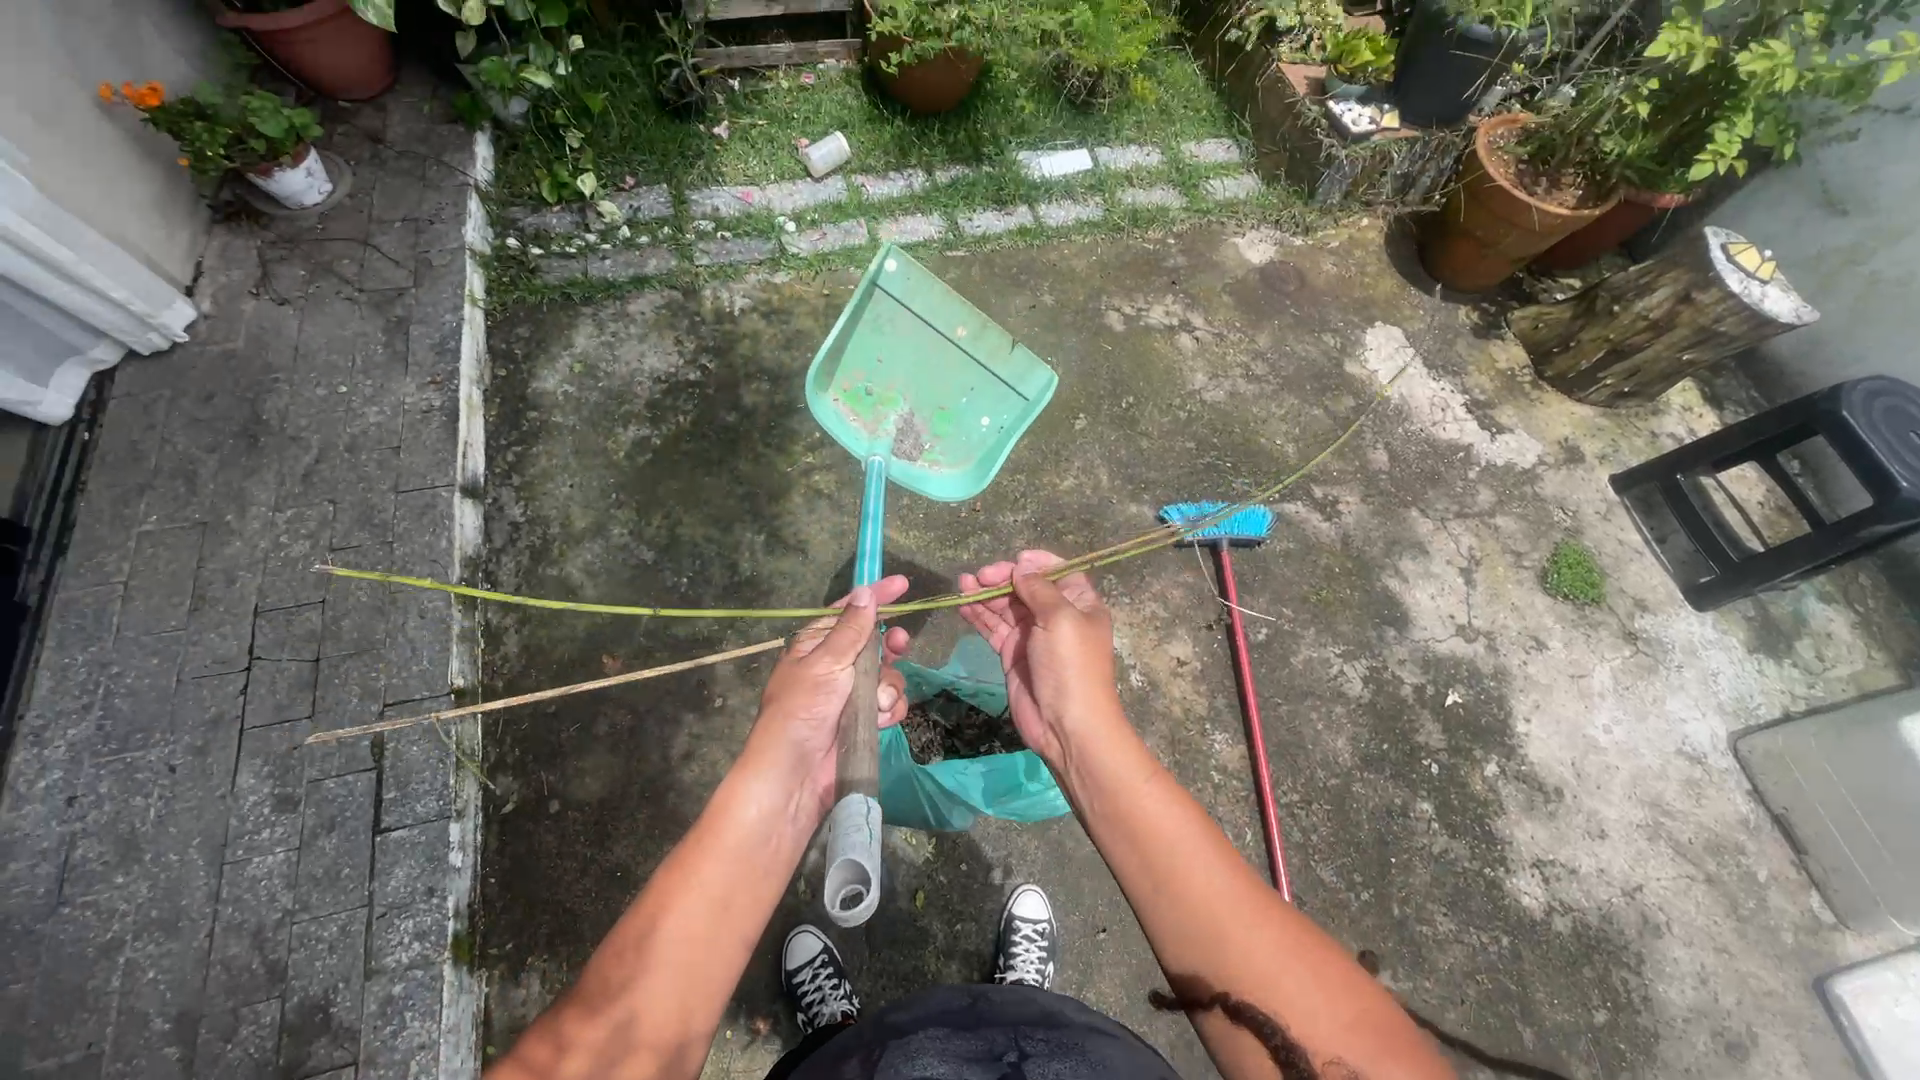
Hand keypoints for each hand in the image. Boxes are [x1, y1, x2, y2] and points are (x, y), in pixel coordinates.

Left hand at [750, 575, 911, 819]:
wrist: (796, 774)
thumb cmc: (802, 710)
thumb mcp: (825, 664)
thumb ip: (851, 630)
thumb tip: (865, 592)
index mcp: (815, 646)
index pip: (848, 613)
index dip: (874, 597)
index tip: (903, 583)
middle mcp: (834, 667)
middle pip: (873, 643)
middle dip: (889, 644)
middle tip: (901, 643)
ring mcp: (850, 695)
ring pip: (887, 674)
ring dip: (889, 686)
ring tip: (879, 703)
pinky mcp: (864, 721)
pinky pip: (890, 703)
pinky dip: (890, 709)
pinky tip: (882, 720)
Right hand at [957, 551, 1121, 769]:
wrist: (1066, 724)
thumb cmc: (1071, 666)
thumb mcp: (1061, 619)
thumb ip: (1039, 589)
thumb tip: (1021, 569)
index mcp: (1080, 604)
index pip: (1059, 572)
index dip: (1037, 564)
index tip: (1016, 561)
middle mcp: (1056, 616)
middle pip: (1026, 587)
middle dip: (1003, 578)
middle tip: (981, 577)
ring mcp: (1032, 636)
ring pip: (1006, 606)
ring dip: (985, 594)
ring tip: (963, 584)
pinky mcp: (1012, 654)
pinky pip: (993, 627)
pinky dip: (978, 615)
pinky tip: (962, 604)